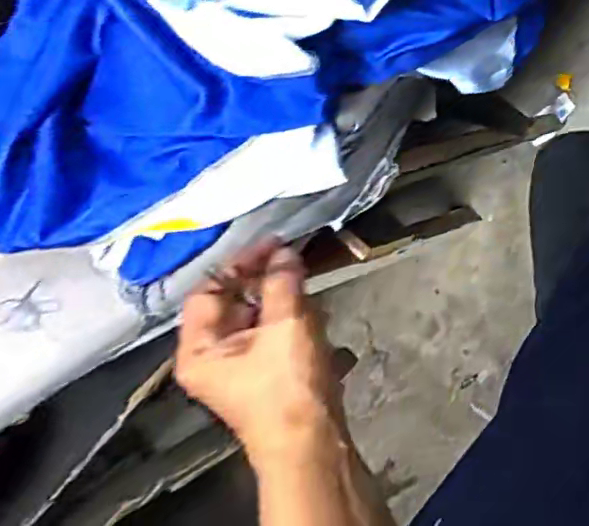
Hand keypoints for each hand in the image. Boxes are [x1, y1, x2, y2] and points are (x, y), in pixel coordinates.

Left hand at [175, 242, 342, 463]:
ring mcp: (236, 361)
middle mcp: (208, 354)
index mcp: (198, 348)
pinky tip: (311, 302)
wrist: (305, 427)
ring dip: (277, 290)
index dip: (239, 264)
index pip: (208, 294)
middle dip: (260, 275)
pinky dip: (287, 307)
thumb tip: (283, 252)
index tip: (276, 241)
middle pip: (228, 303)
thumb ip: (282, 285)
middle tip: (293, 251)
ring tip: (305, 272)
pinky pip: (269, 326)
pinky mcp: (262, 364)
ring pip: (252, 313)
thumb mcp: (287, 324)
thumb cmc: (286, 378)